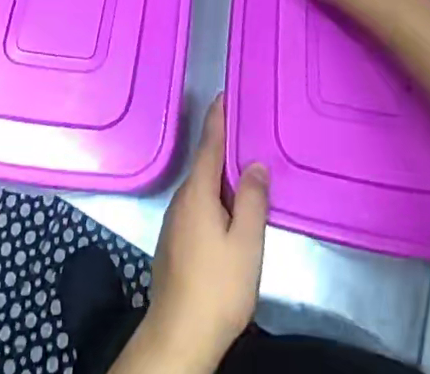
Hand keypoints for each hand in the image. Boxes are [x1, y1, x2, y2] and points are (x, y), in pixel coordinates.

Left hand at [132, 97, 268, 372]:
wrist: (180, 333)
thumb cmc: (217, 285)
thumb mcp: (245, 242)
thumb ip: (251, 199)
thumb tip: (254, 164)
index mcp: (197, 192)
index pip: (208, 145)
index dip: (217, 119)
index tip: (224, 95)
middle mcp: (181, 199)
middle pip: (205, 165)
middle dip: (223, 147)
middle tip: (247, 130)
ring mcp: (175, 221)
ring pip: (202, 188)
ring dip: (220, 175)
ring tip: (245, 167)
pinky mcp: (176, 241)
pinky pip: (198, 205)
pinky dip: (215, 197)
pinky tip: (230, 208)